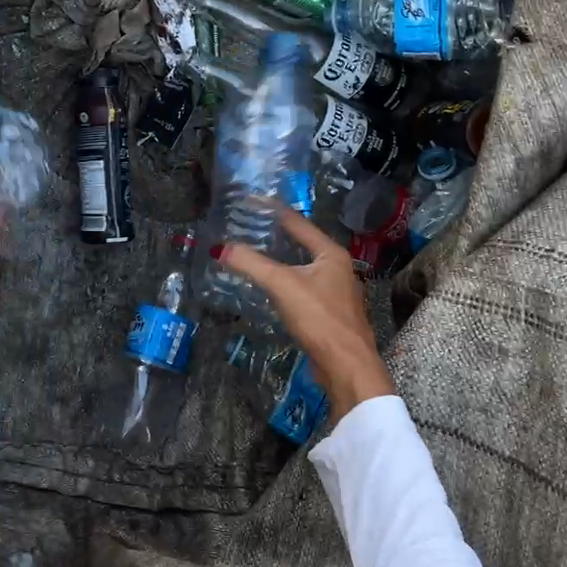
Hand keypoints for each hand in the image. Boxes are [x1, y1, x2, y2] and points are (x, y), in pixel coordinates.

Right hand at [212, 206, 393, 423]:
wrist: (347, 366)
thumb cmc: (319, 318)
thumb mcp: (282, 285)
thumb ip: (251, 264)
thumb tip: (219, 249)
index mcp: (331, 254)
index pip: (298, 223)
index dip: (274, 210)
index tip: (251, 200)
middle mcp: (337, 268)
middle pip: (302, 244)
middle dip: (277, 235)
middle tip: (249, 227)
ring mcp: (335, 292)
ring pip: (302, 267)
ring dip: (280, 260)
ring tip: (255, 254)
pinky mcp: (329, 313)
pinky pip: (302, 288)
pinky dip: (285, 282)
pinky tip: (270, 288)